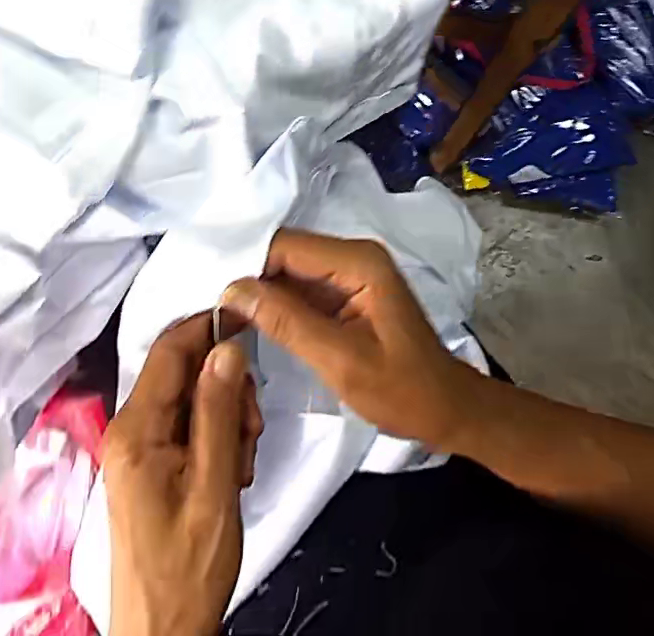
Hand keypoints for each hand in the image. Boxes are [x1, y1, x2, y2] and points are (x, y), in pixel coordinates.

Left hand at [101, 312, 262, 635]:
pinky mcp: (154, 464)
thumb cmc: (188, 564)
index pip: (171, 349)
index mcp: (136, 430)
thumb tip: (227, 345)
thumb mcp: (214, 484)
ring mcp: (141, 447)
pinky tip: (233, 469)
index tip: (254, 323)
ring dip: (230, 413)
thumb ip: (218, 411)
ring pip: (196, 396)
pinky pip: (193, 424)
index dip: (210, 326)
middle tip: (252, 427)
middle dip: (228, 385)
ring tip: (243, 459)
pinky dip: (221, 435)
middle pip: (186, 371)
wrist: (163, 633)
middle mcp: (131, 429)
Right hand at [220, 229, 488, 450]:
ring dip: (259, 293)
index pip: (286, 246)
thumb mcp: (341, 360)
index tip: (211, 300)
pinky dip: (277, 305)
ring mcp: (352, 273)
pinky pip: (303, 289)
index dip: (246, 268)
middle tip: (209, 314)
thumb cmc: (400, 388)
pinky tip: (248, 324)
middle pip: (286, 255)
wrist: (444, 406)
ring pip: (291, 272)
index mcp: (359, 261)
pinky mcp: (347, 293)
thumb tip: (232, 290)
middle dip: (249, 280)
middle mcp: (355, 256)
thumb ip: (288, 321)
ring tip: (219, 320)